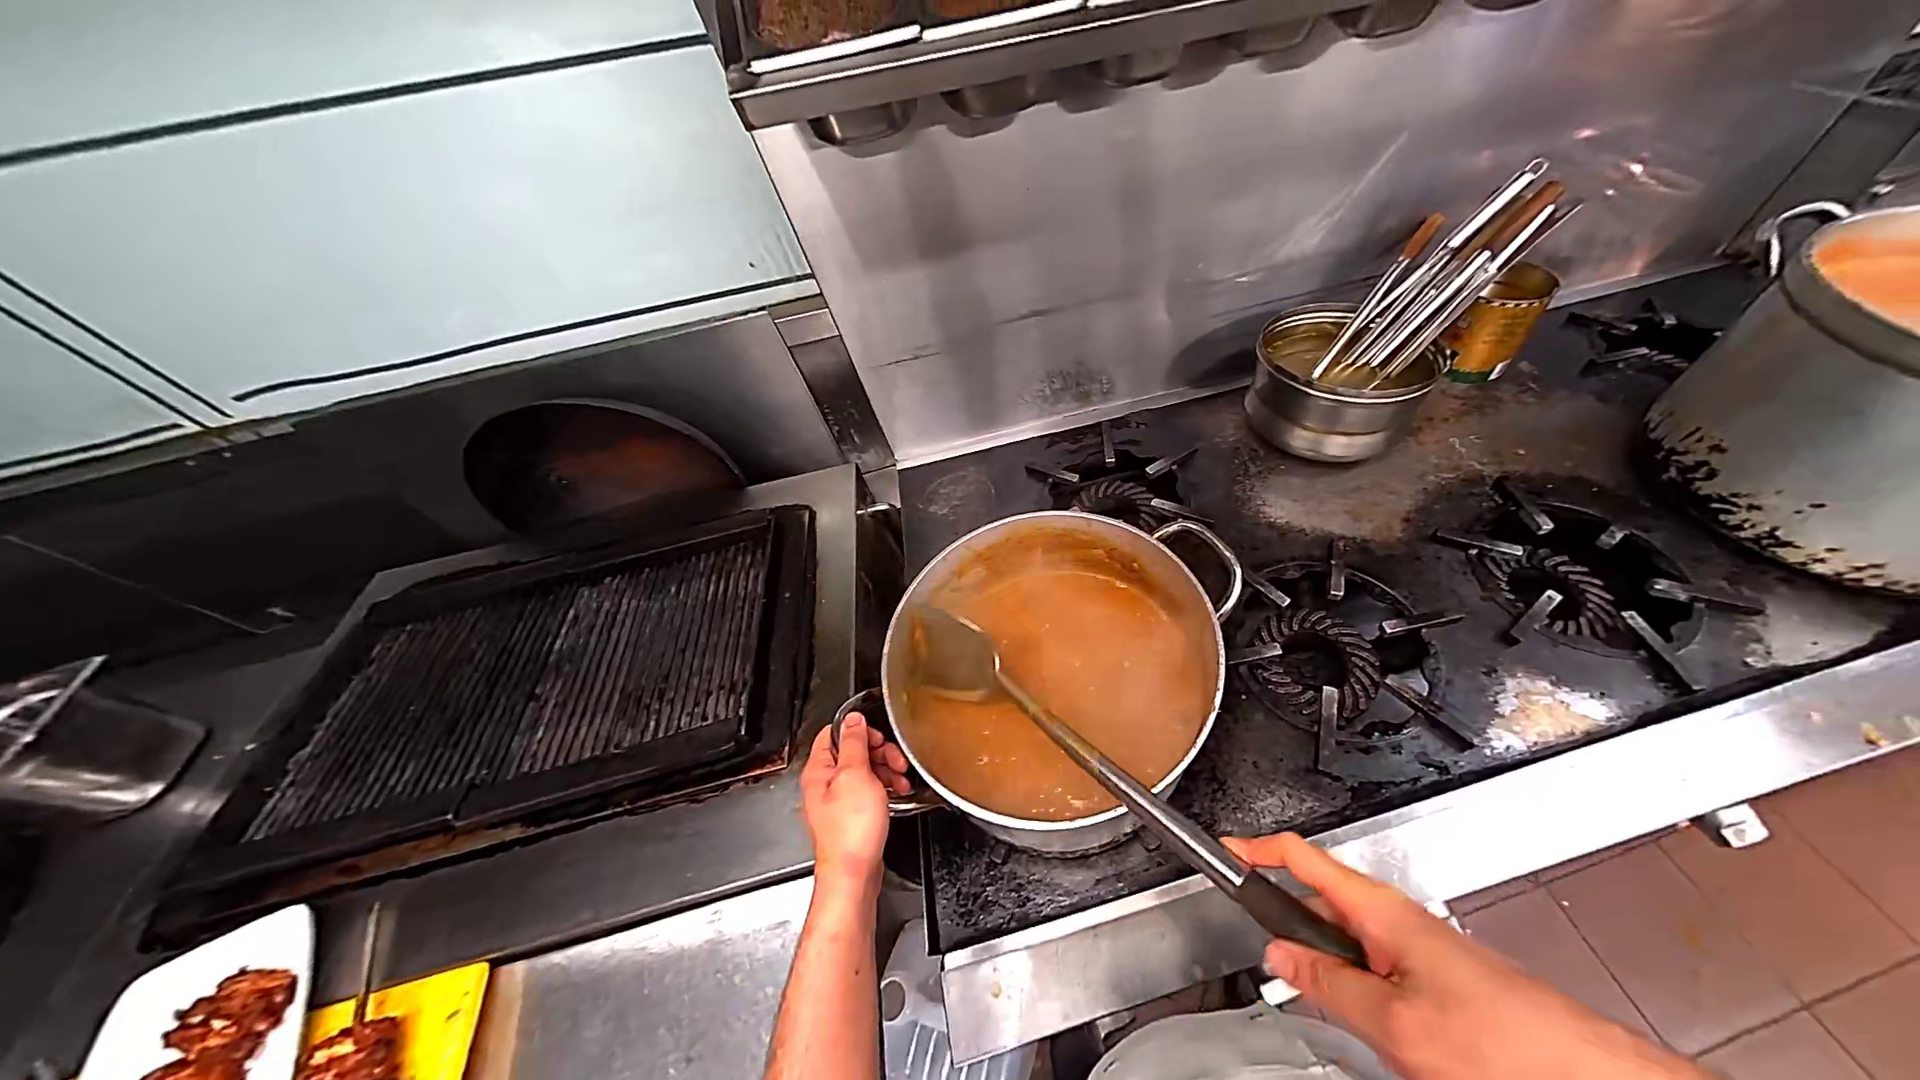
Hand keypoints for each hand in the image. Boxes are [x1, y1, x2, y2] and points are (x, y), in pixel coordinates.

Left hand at [800, 712, 910, 890]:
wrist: (854, 874)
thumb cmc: (849, 831)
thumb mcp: (855, 774)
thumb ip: (854, 742)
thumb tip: (853, 719)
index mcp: (818, 769)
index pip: (834, 732)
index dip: (859, 730)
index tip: (877, 738)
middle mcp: (824, 784)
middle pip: (853, 751)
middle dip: (879, 752)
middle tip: (894, 760)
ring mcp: (838, 800)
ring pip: (864, 770)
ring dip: (886, 769)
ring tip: (900, 779)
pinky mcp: (852, 815)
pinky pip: (870, 790)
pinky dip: (885, 787)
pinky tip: (897, 792)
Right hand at [1221, 833, 1705, 1079]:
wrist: (1594, 1079)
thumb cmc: (1513, 1045)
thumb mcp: (1395, 1022)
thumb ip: (1326, 981)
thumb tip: (1282, 954)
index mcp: (1379, 910)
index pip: (1299, 857)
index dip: (1255, 849)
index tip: (1225, 850)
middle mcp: (1396, 918)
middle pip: (1319, 902)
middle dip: (1294, 930)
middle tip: (1280, 965)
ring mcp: (1416, 946)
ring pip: (1348, 947)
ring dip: (1333, 974)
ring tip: (1353, 1021)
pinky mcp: (1435, 975)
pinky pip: (1377, 972)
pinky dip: (1362, 994)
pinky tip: (1384, 1035)